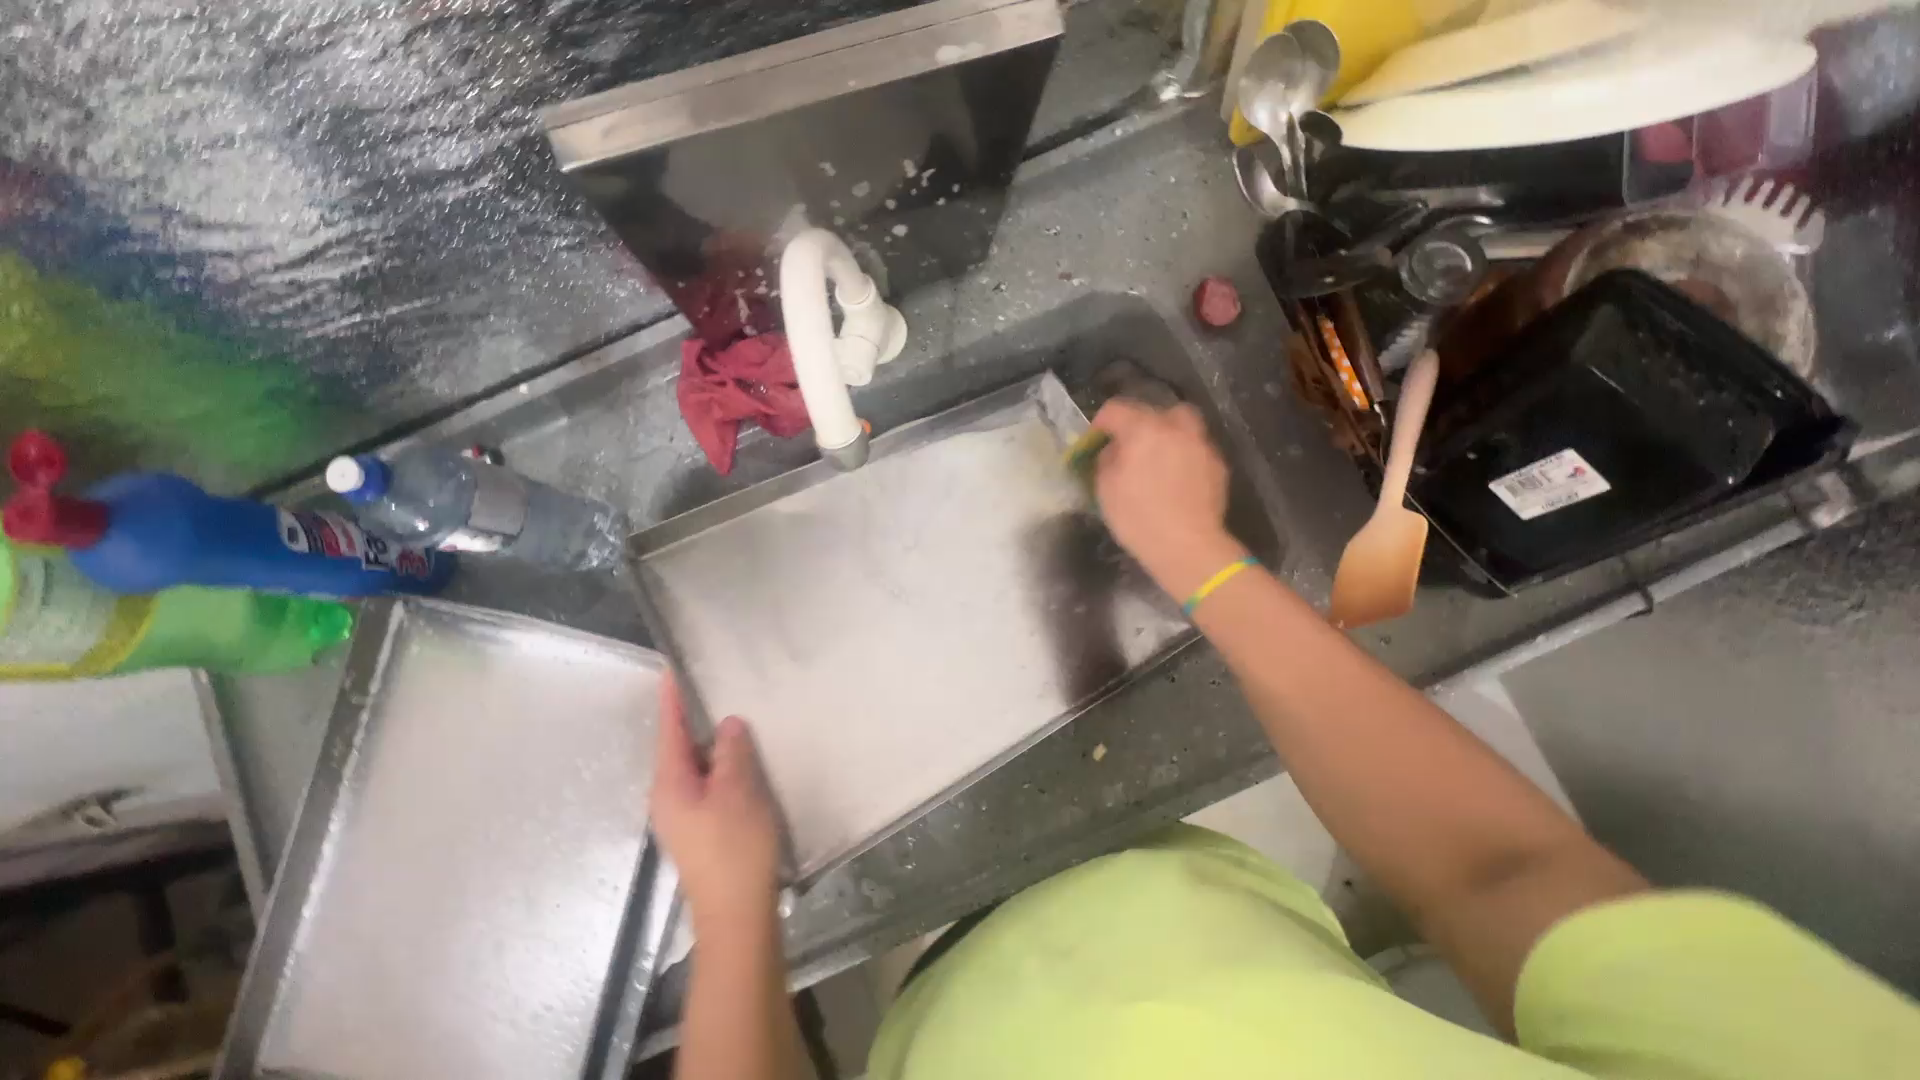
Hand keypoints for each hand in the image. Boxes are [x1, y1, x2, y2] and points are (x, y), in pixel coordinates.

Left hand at [652, 676, 783, 932]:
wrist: (737, 914)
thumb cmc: (735, 848)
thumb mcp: (738, 791)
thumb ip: (731, 752)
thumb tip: (727, 724)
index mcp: (669, 783)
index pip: (669, 729)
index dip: (672, 698)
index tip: (671, 667)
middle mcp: (668, 798)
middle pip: (679, 748)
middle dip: (694, 719)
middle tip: (715, 687)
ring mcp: (683, 818)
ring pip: (696, 769)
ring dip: (712, 746)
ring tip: (736, 719)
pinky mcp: (701, 832)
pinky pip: (707, 787)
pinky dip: (721, 769)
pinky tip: (743, 764)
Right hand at [1091, 398, 1247, 598]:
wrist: (1187, 545)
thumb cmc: (1138, 518)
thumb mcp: (1105, 489)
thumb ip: (1107, 460)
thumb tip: (1114, 450)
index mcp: (1143, 430)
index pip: (1117, 409)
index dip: (1102, 422)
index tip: (1095, 439)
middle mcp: (1176, 429)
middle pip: (1158, 411)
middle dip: (1144, 422)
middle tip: (1133, 444)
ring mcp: (1201, 446)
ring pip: (1185, 426)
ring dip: (1170, 435)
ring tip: (1160, 459)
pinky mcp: (1218, 466)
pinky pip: (1197, 450)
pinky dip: (1186, 456)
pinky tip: (1179, 479)